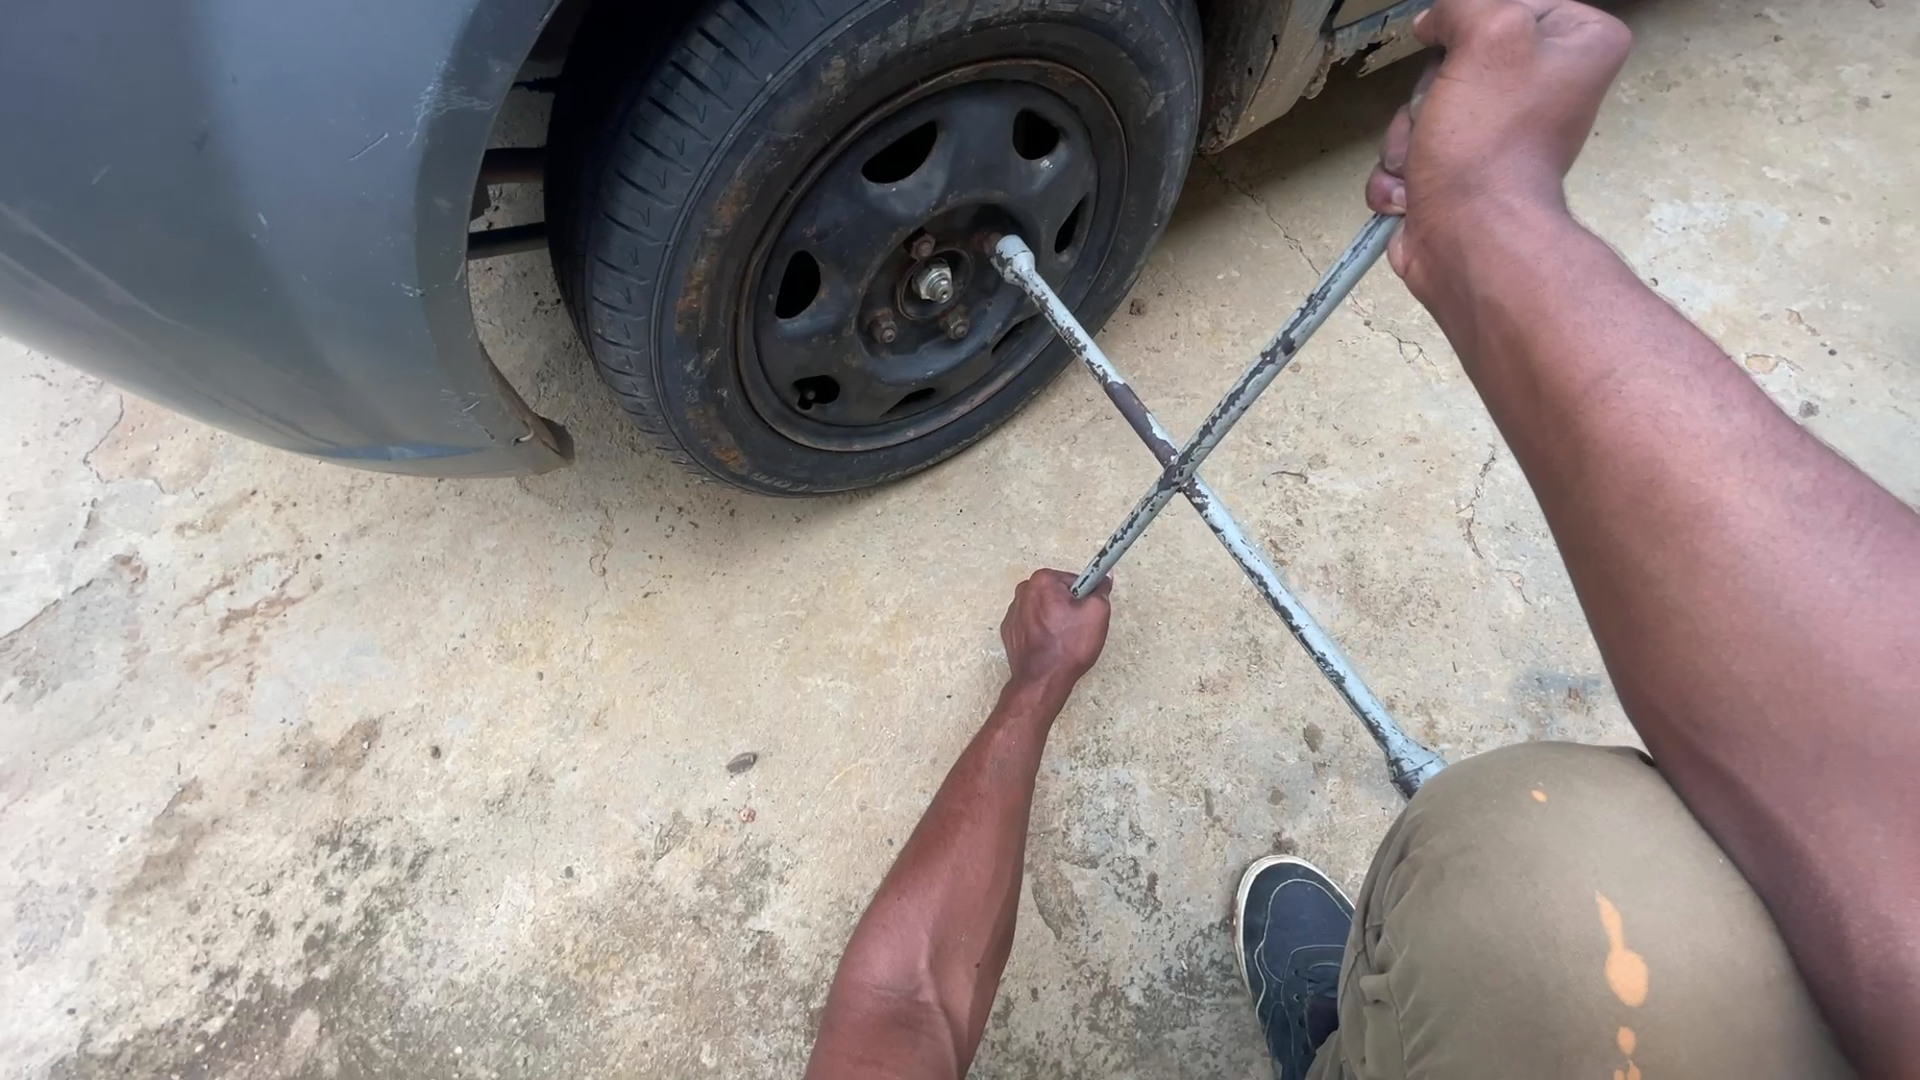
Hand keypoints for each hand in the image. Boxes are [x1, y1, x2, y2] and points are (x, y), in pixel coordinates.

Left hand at [999, 569, 1112, 694]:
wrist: (1043, 679)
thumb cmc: (1068, 646)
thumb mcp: (1097, 612)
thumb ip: (1101, 589)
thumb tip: (1103, 577)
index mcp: (1042, 580)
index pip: (1074, 580)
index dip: (1085, 597)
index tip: (1086, 612)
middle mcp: (1023, 591)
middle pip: (1057, 593)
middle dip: (1069, 607)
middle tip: (1077, 627)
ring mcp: (1013, 612)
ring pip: (1044, 608)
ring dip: (1055, 619)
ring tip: (1064, 639)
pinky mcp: (1010, 630)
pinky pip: (1032, 623)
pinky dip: (1041, 631)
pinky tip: (1050, 645)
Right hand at [1366, 0, 1631, 299]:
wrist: (1467, 236)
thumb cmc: (1486, 139)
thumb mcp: (1487, 37)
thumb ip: (1464, 5)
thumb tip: (1433, 20)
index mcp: (1577, 45)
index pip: (1510, 6)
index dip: (1468, 33)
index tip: (1457, 61)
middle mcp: (1542, 90)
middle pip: (1454, 67)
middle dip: (1425, 100)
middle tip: (1437, 122)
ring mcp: (1493, 140)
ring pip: (1421, 117)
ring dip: (1404, 144)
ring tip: (1420, 167)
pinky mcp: (1453, 181)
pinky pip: (1407, 162)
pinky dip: (1397, 179)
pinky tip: (1410, 194)